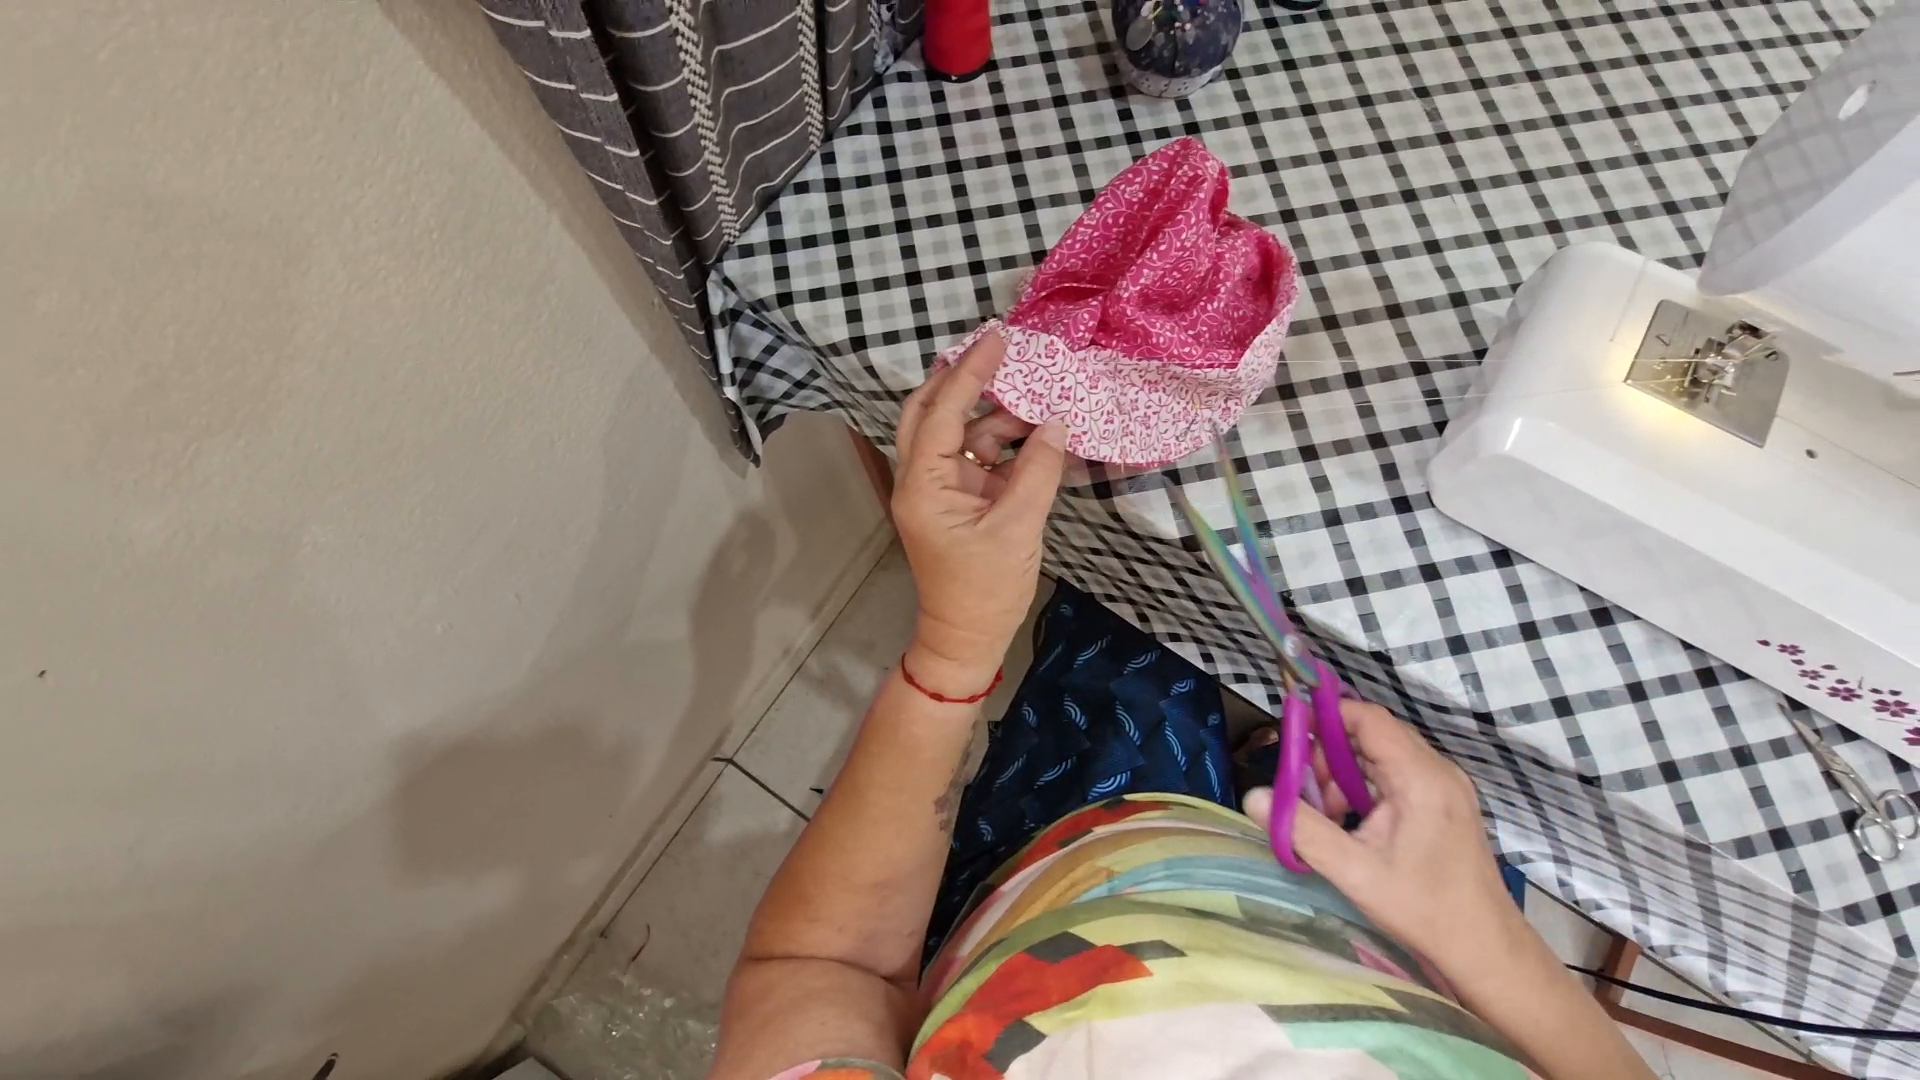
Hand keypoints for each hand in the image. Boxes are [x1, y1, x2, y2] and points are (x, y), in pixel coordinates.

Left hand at [892, 332, 1068, 696]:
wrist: (968, 638)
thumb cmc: (985, 588)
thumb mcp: (1018, 527)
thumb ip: (1038, 471)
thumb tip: (1057, 424)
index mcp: (922, 484)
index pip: (942, 412)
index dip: (970, 373)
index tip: (997, 339)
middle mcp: (921, 479)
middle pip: (931, 413)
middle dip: (962, 382)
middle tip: (998, 354)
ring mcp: (938, 490)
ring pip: (958, 435)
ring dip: (992, 417)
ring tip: (1037, 401)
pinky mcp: (957, 502)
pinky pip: (975, 460)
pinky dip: (1001, 446)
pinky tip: (1034, 435)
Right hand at [1243, 701, 1520, 966]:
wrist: (1487, 952)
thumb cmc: (1424, 910)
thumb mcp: (1354, 871)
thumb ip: (1301, 829)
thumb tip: (1252, 797)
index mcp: (1421, 779)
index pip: (1368, 718)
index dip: (1325, 716)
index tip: (1289, 736)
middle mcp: (1437, 771)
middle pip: (1370, 734)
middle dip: (1327, 754)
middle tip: (1303, 790)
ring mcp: (1443, 786)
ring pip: (1378, 755)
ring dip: (1342, 773)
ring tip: (1326, 814)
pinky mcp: (1442, 802)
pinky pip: (1391, 774)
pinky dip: (1361, 787)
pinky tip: (1348, 822)